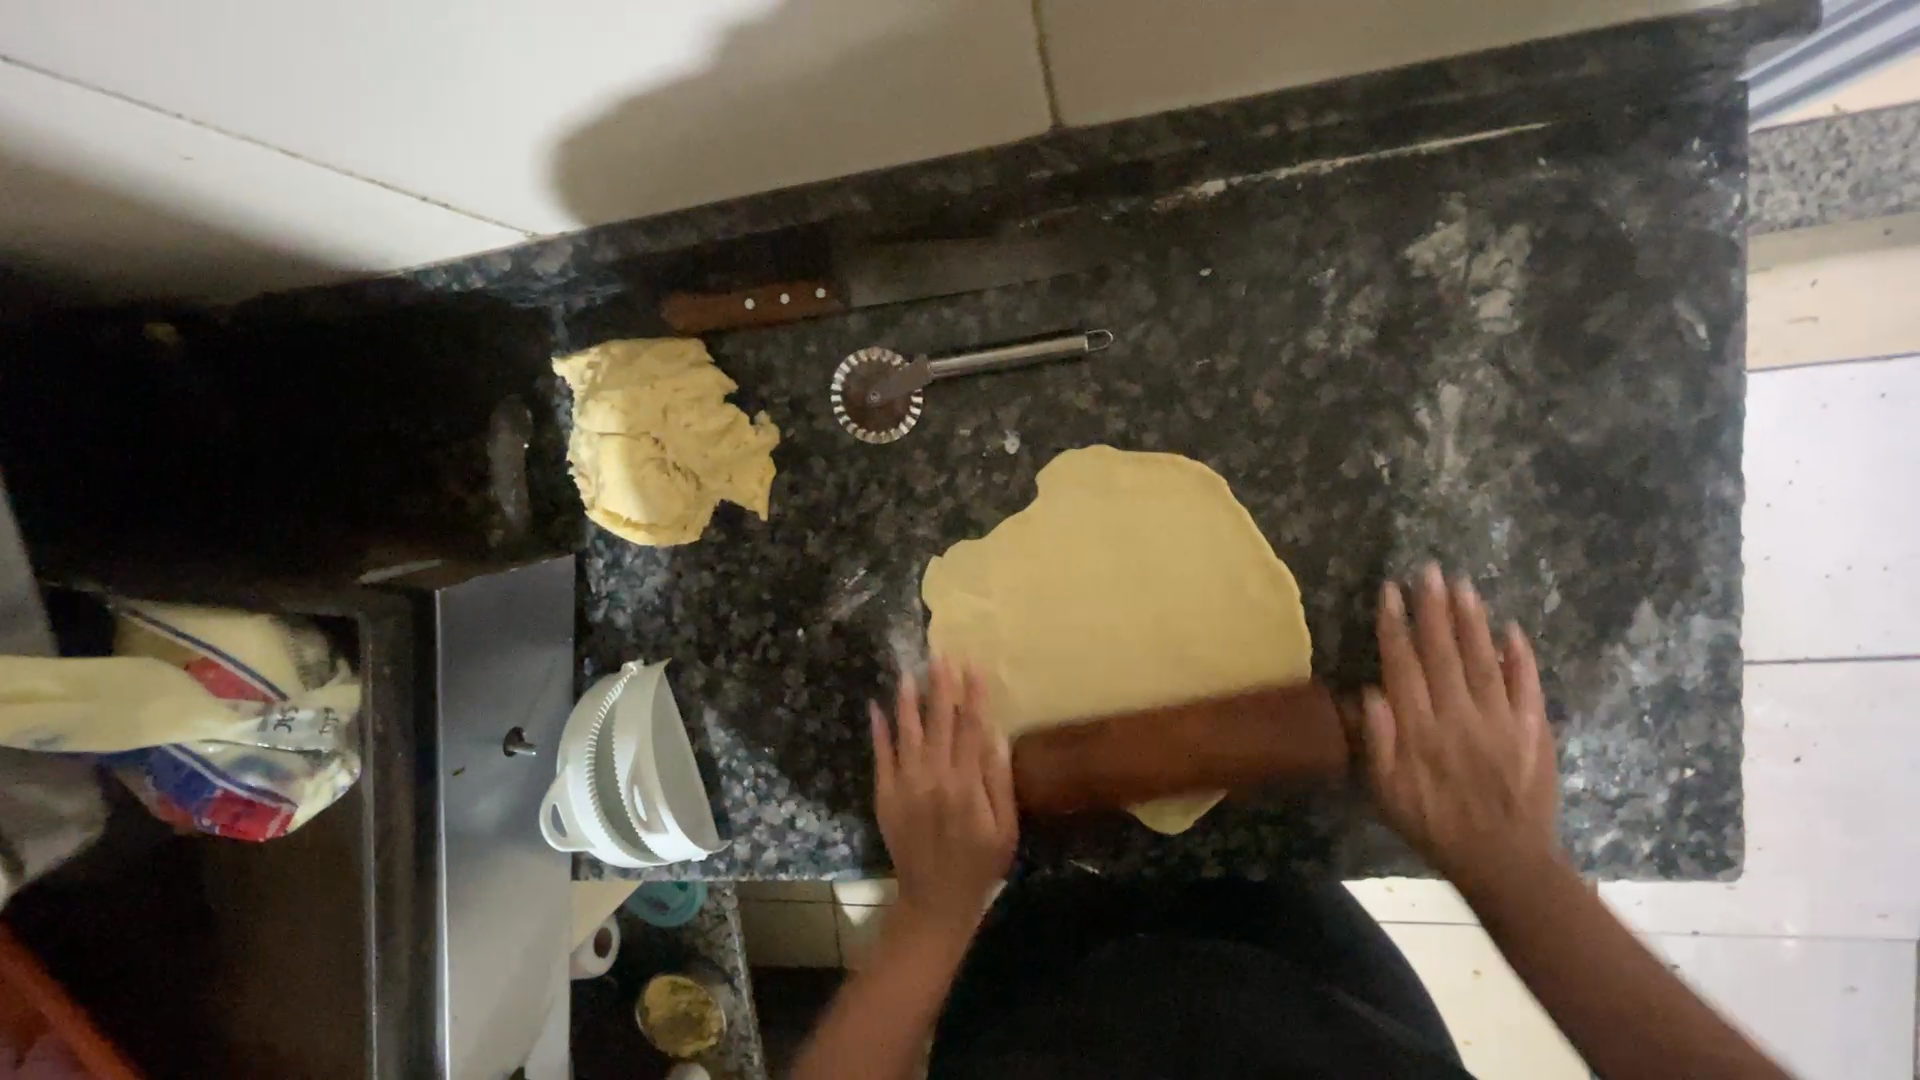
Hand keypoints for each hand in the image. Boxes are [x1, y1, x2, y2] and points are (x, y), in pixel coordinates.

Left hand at [870, 659, 1017, 938]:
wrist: (934, 900)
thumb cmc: (980, 864)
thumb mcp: (1005, 828)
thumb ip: (999, 780)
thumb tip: (993, 735)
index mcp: (967, 785)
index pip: (971, 728)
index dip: (973, 695)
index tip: (973, 666)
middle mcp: (934, 778)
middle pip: (939, 722)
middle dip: (941, 686)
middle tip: (941, 654)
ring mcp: (906, 786)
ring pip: (907, 732)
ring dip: (908, 700)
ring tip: (908, 672)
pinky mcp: (885, 796)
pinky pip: (881, 756)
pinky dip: (878, 731)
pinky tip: (876, 707)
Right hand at [1361, 563, 1561, 896]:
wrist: (1506, 862)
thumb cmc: (1433, 824)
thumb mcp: (1386, 793)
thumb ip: (1379, 742)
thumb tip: (1371, 692)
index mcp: (1420, 730)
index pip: (1403, 665)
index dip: (1394, 626)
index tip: (1390, 591)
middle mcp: (1459, 716)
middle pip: (1443, 652)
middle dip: (1433, 608)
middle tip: (1429, 571)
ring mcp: (1501, 721)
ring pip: (1483, 659)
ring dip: (1471, 620)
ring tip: (1462, 586)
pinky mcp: (1534, 731)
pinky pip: (1528, 686)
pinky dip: (1520, 656)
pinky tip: (1511, 629)